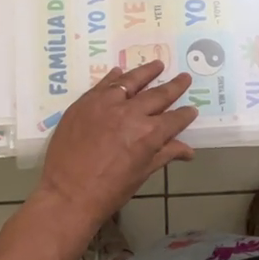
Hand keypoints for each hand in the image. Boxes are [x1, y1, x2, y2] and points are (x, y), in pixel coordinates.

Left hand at [35, 61, 197, 229]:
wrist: (67, 195)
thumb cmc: (109, 191)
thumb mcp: (141, 174)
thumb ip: (165, 154)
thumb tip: (188, 150)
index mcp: (149, 133)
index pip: (174, 119)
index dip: (185, 115)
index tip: (191, 109)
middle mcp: (130, 113)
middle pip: (157, 95)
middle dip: (174, 87)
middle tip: (184, 77)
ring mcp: (105, 104)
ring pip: (130, 82)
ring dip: (146, 72)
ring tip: (158, 65)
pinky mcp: (84, 103)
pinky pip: (103, 85)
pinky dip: (114, 78)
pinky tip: (119, 72)